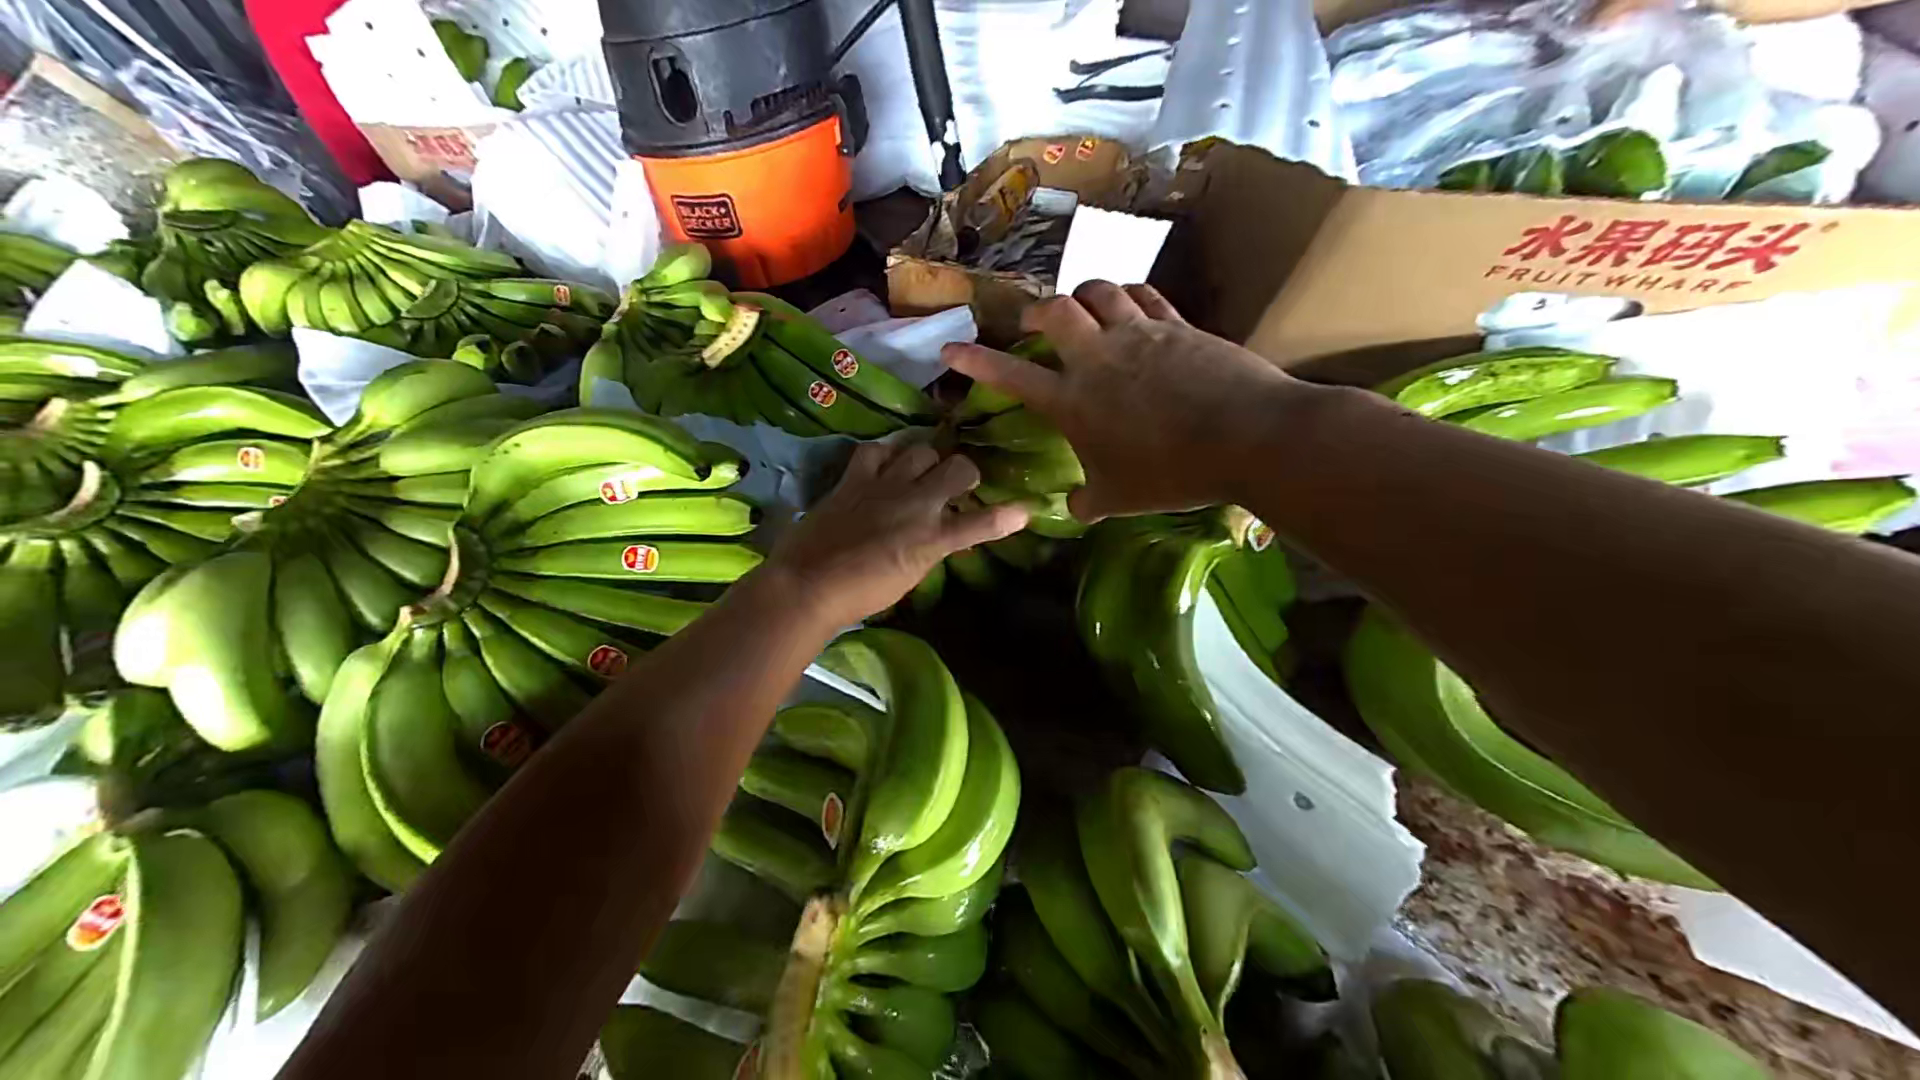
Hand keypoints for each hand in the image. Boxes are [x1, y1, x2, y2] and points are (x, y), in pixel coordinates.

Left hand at [760, 438, 1029, 627]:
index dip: (1006, 516)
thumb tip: (944, 534)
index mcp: (932, 539)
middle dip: (964, 473)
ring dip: (927, 460)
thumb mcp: (909, 577)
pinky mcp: (855, 478)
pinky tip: (883, 467)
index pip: (980, 523)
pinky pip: (877, 450)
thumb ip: (931, 549)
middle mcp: (916, 504)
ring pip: (922, 449)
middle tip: (955, 486)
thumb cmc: (862, 594)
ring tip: (919, 473)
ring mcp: (885, 485)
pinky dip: (885, 456)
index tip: (1023, 510)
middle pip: (958, 467)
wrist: (809, 585)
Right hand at [942, 281, 1310, 522]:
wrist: (1247, 437)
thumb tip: (1072, 508)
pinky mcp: (1177, 325)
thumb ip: (1087, 501)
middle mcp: (1098, 358)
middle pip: (1053, 311)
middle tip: (1032, 326)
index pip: (1010, 375)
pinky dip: (1128, 296)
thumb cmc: (1172, 473)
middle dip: (1034, 313)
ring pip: (1098, 291)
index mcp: (1073, 401)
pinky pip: (1143, 295)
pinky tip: (1129, 306)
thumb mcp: (1119, 498)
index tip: (951, 348)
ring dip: (1081, 296)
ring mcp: (1139, 335)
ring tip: (1081, 310)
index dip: (975, 360)